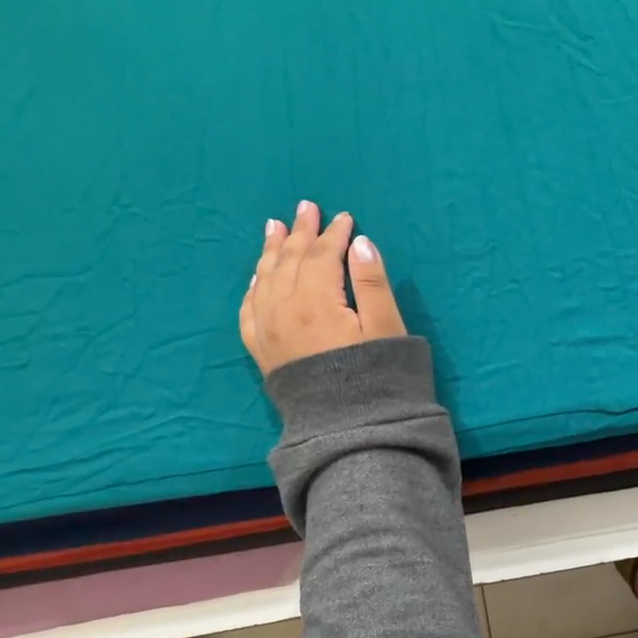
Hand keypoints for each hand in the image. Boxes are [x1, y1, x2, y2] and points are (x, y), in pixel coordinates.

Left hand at [239, 200, 406, 374]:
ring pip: (265, 279)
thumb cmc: (377, 378)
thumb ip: (373, 285)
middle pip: (290, 261)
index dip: (335, 234)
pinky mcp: (262, 351)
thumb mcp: (387, 330)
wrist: (349, 429)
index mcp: (317, 301)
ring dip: (271, 250)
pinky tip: (258, 274)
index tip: (345, 217)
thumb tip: (360, 243)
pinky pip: (249, 308)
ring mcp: (268, 331)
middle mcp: (284, 310)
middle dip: (300, 232)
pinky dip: (254, 285)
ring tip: (275, 227)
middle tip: (306, 208)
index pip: (323, 256)